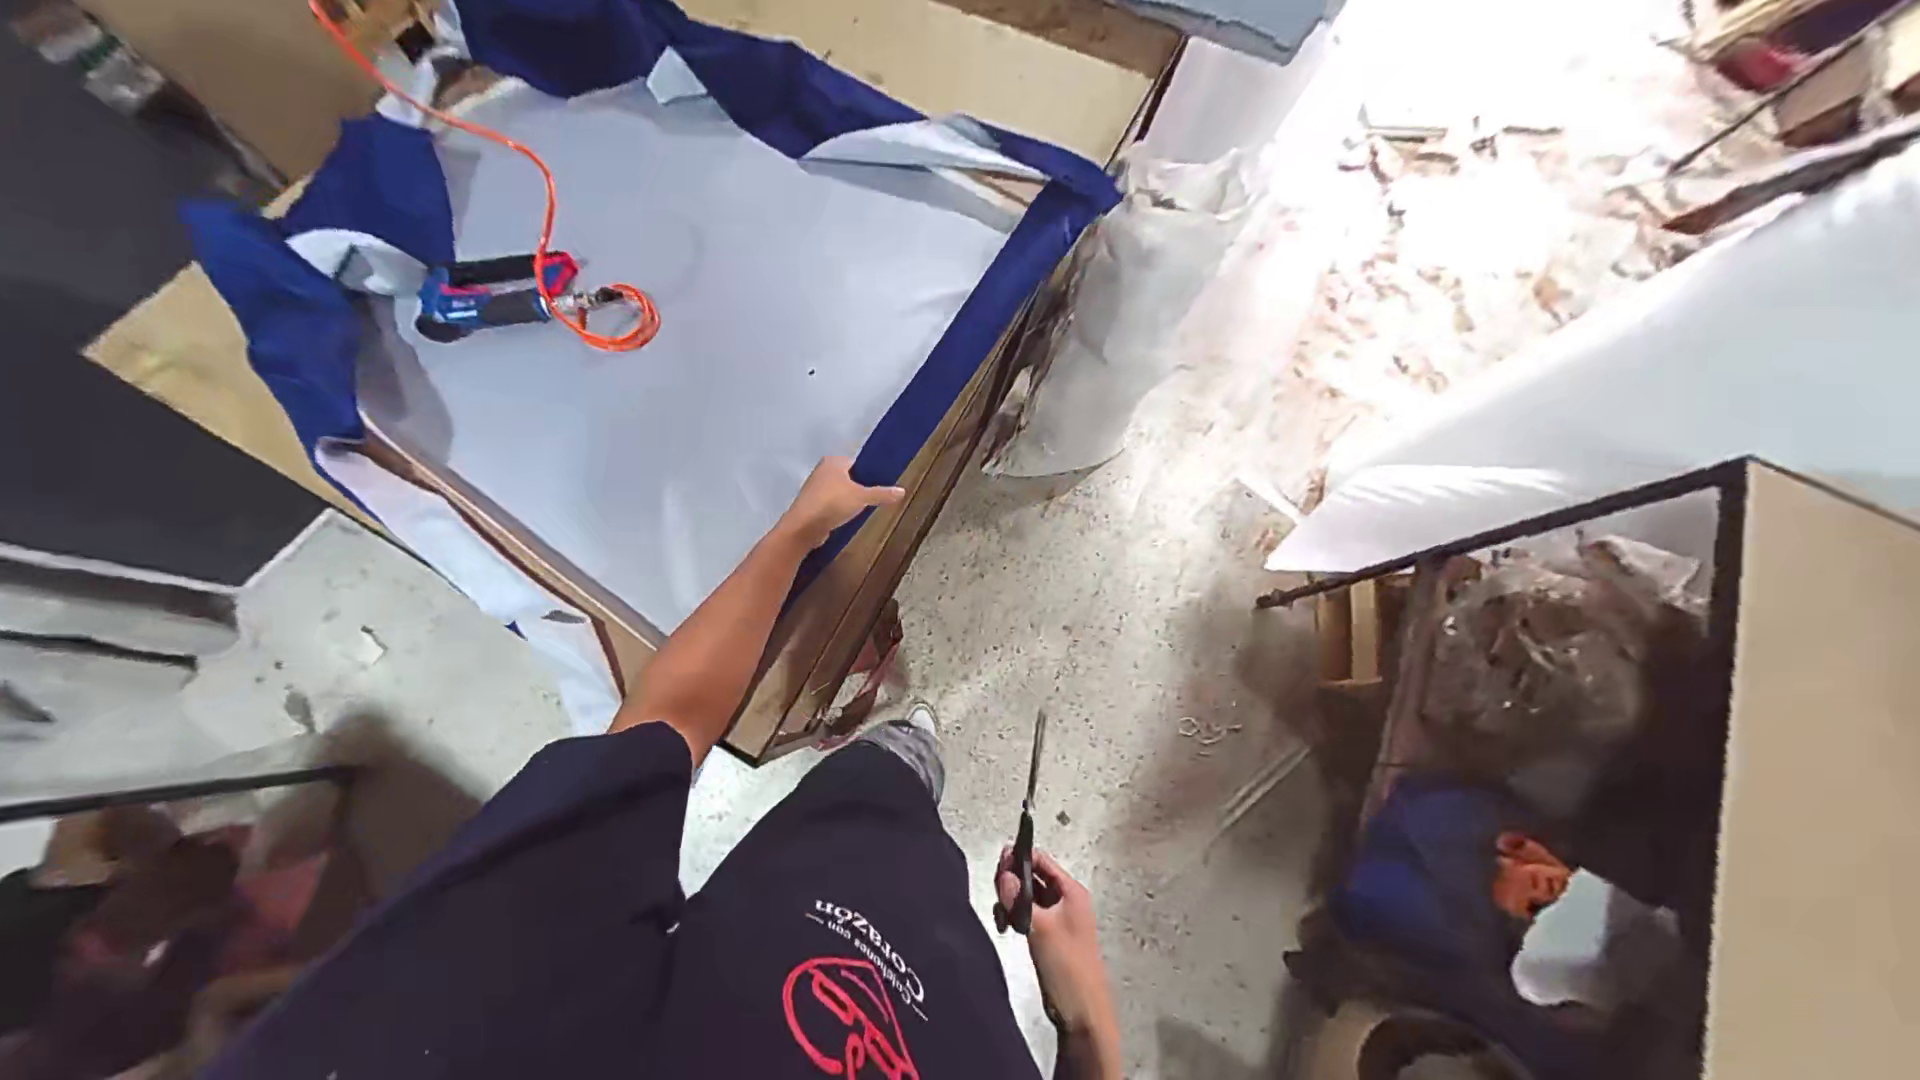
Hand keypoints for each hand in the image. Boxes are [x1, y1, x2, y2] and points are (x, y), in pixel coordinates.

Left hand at [777, 457, 905, 549]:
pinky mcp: (812, 504)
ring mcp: (815, 488)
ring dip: (850, 500)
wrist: (803, 527)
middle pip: (849, 477)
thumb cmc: (832, 504)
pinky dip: (840, 509)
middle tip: (876, 498)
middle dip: (861, 488)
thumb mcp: (862, 497)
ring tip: (864, 510)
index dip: (870, 473)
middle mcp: (822, 470)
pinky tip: (848, 518)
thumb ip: (882, 493)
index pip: (857, 462)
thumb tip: (902, 491)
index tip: (882, 484)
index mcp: (833, 461)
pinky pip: (832, 503)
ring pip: (840, 491)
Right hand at [996, 849, 1117, 1045]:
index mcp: (1071, 891)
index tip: (999, 862)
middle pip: (1033, 876)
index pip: (1042, 860)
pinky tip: (1004, 924)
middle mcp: (1065, 900)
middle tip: (996, 888)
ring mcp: (1056, 918)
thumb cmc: (1067, 965)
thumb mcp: (1040, 927)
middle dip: (1012, 879)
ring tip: (1000, 912)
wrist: (1082, 1013)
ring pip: (1027, 895)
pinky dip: (1015, 914)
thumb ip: (1018, 898)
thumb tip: (1003, 873)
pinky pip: (1027, 913)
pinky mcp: (1048, 935)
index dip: (1020, 857)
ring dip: (1011, 899)